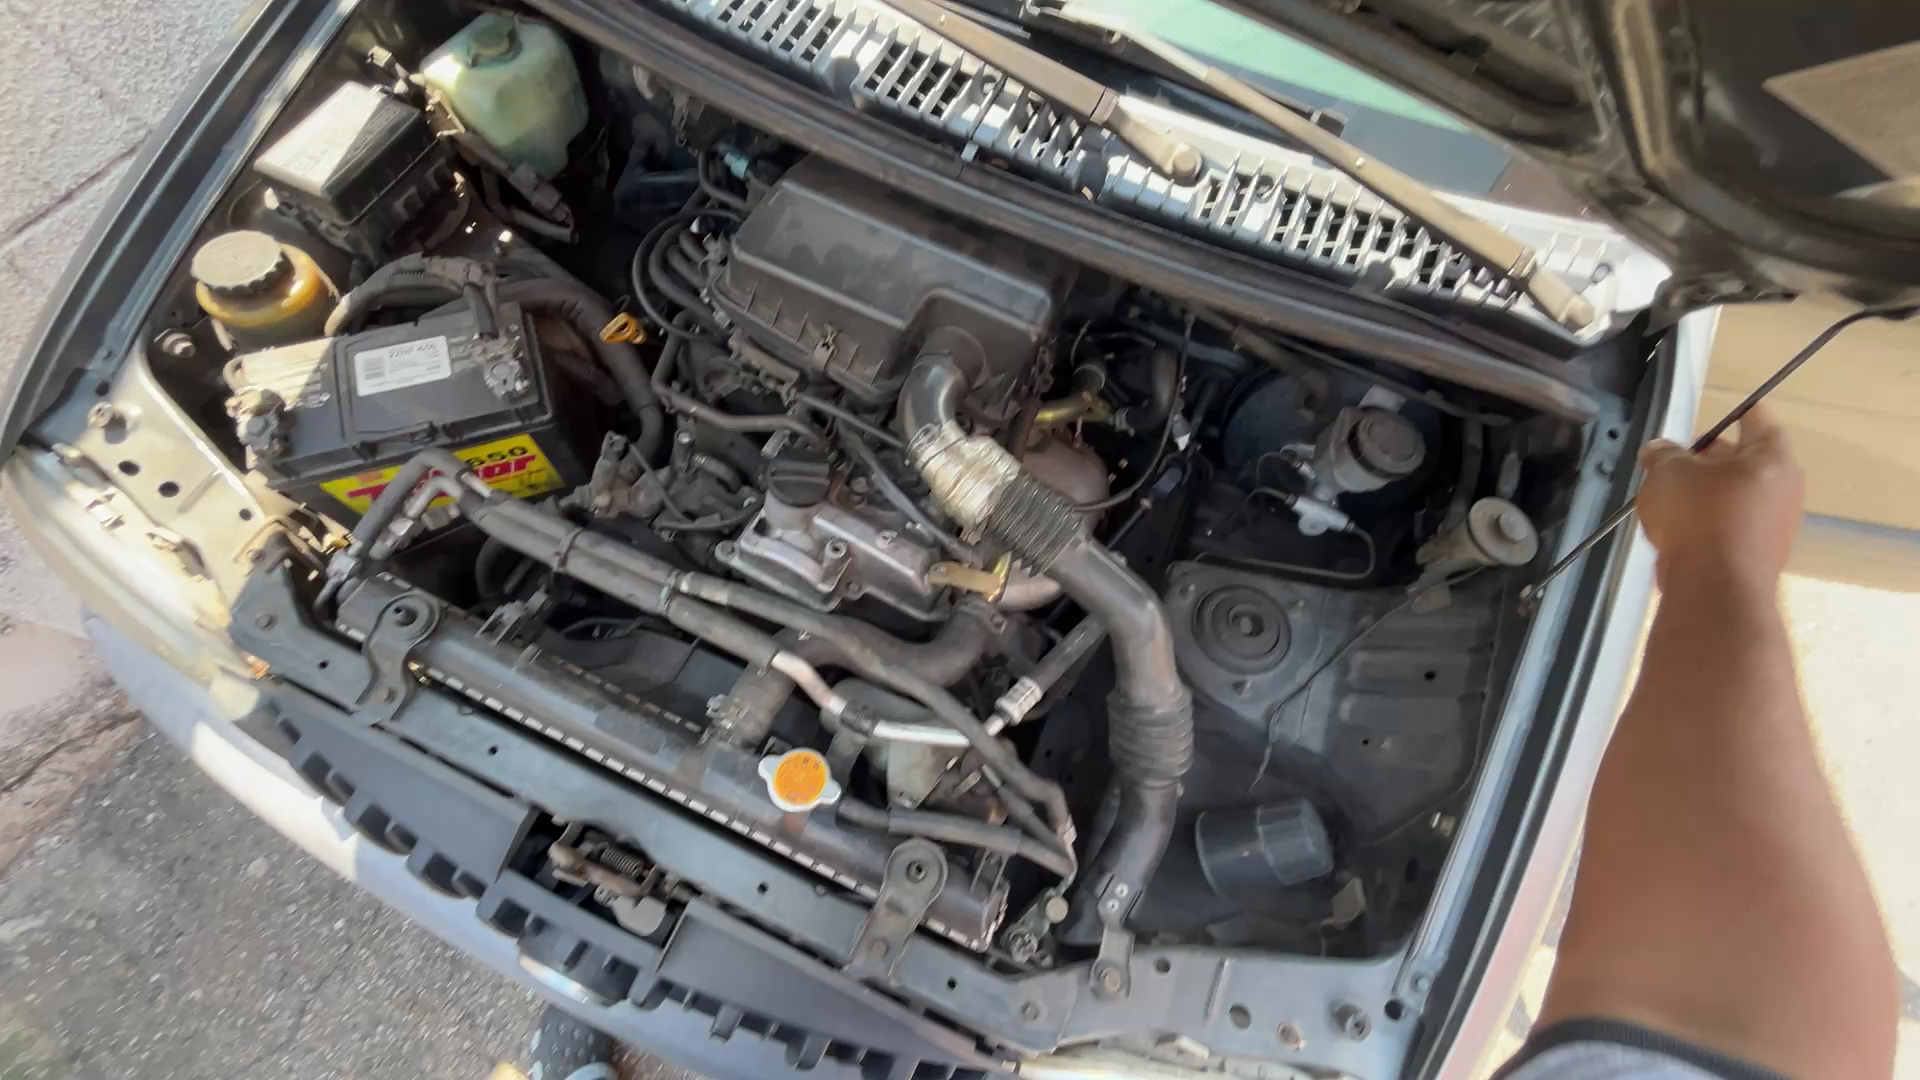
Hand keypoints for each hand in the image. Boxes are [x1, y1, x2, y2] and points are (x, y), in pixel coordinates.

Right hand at [1637, 405, 1803, 590]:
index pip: (1759, 423)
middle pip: (1746, 459)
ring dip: (1707, 487)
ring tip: (1669, 492)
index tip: (1734, 408)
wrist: (1715, 580)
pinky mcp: (1758, 545)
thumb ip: (1662, 454)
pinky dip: (1708, 514)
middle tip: (1677, 458)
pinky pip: (1731, 518)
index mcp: (1770, 459)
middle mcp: (1783, 485)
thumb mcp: (1667, 473)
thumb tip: (1659, 448)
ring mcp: (1775, 518)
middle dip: (1712, 456)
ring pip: (1737, 490)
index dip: (1743, 413)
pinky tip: (1679, 522)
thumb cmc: (1697, 514)